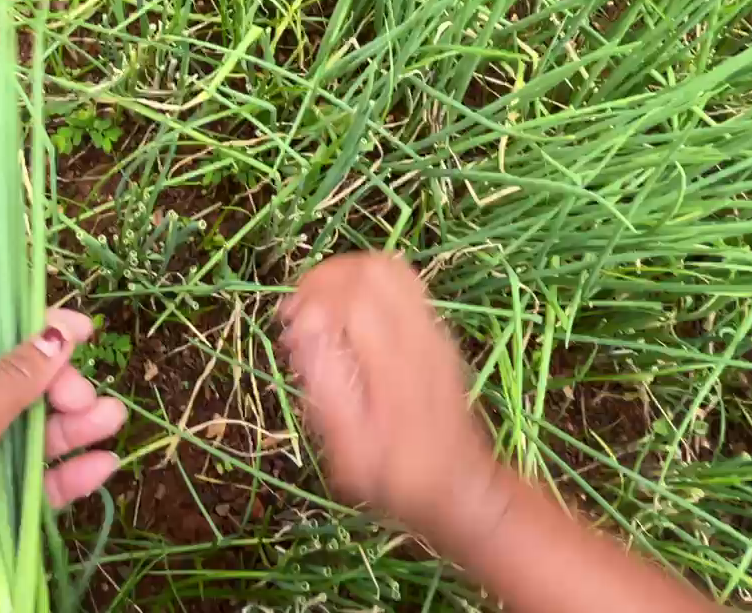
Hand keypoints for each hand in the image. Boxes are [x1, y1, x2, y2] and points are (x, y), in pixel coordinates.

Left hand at [0, 309, 126, 612]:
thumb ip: (10, 381)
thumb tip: (56, 330)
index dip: (32, 329)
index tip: (83, 327)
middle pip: (12, 390)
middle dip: (57, 387)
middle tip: (87, 399)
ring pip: (27, 439)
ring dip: (72, 429)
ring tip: (113, 421)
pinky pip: (30, 490)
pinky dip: (65, 477)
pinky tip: (101, 468)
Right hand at [278, 252, 507, 549]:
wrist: (460, 485)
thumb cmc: (397, 474)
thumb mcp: (350, 448)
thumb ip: (326, 387)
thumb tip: (303, 331)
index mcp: (394, 364)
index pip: (353, 296)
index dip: (313, 298)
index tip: (291, 325)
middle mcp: (417, 334)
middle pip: (370, 269)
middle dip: (323, 278)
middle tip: (298, 309)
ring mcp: (432, 327)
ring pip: (388, 267)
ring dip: (344, 274)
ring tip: (320, 303)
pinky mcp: (436, 328)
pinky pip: (403, 280)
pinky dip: (367, 279)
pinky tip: (349, 306)